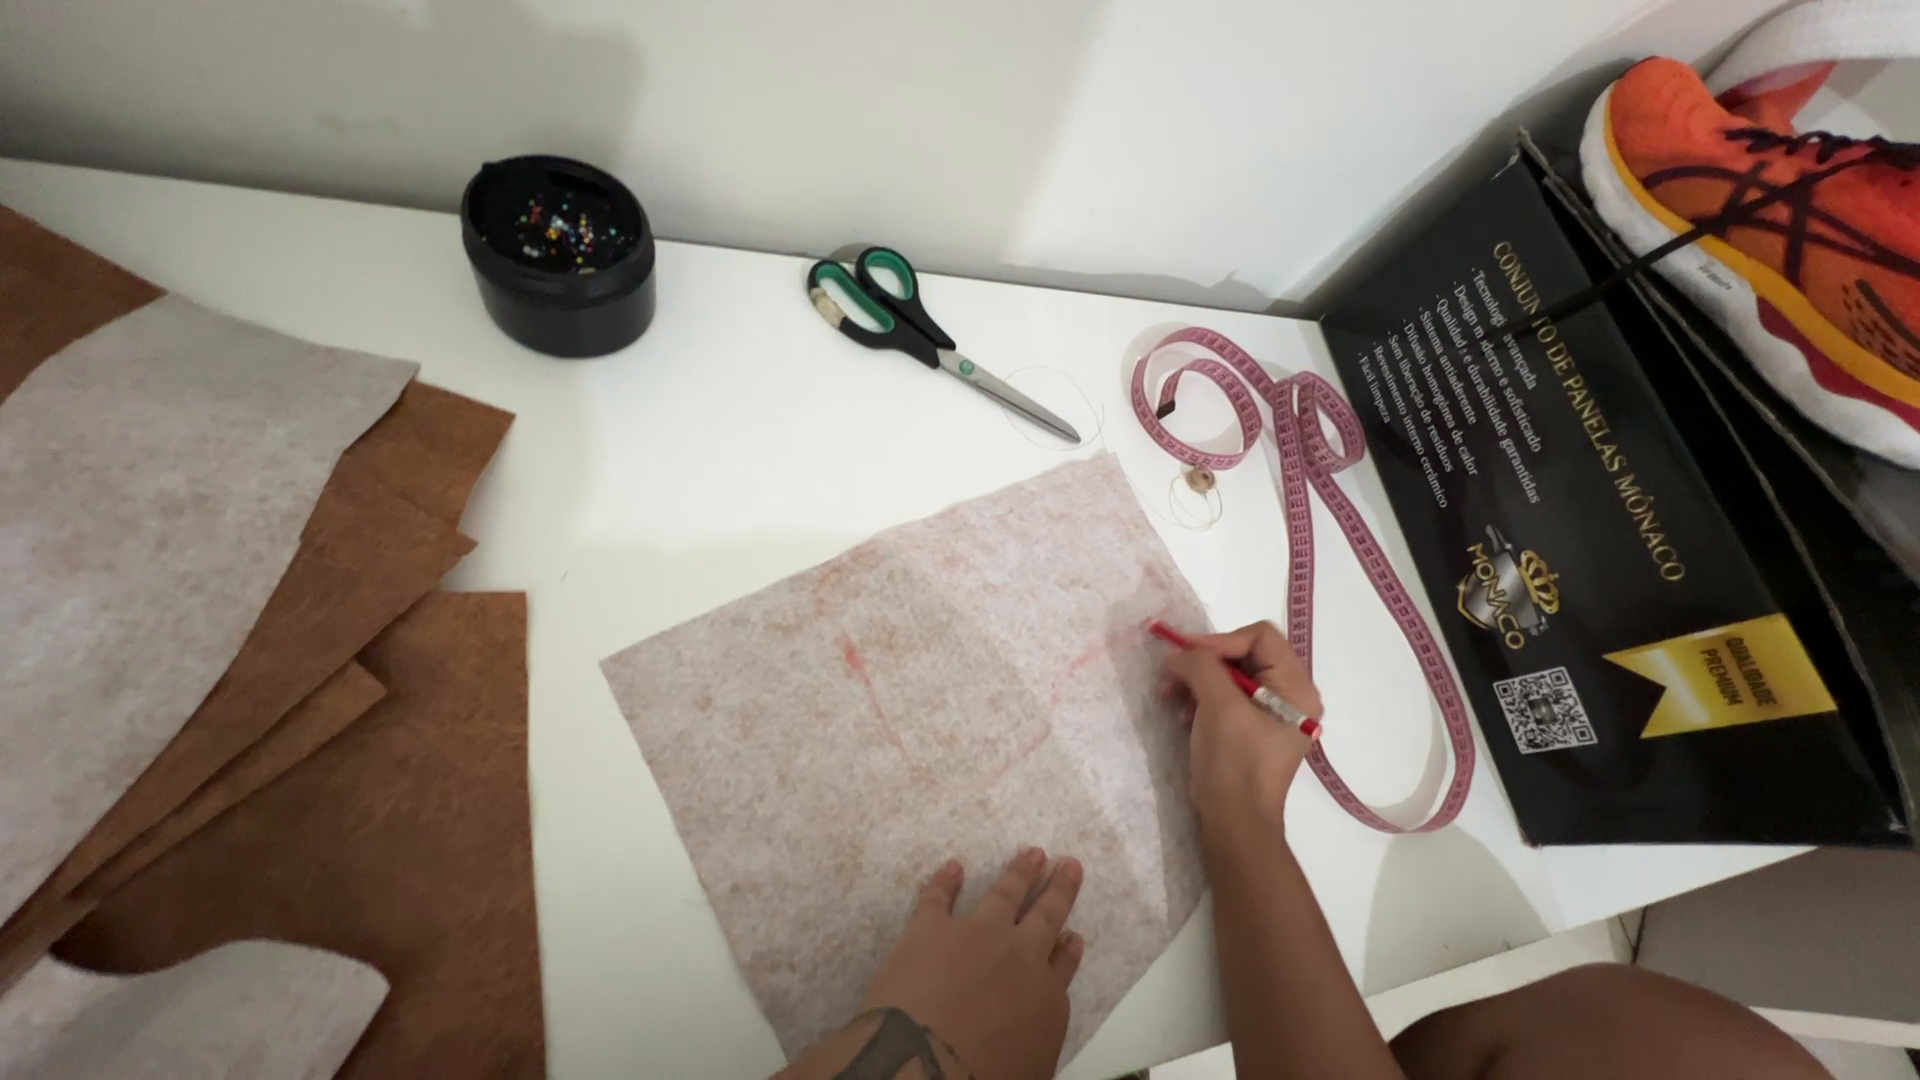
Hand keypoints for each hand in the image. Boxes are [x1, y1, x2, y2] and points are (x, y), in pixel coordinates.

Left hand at [853, 849, 1084, 1079]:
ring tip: (1032, 852)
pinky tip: (952, 866)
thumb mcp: (1032, 1069)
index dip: (1068, 946)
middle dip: (1059, 889)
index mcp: (1044, 997)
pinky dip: (945, 880)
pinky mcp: (931, 927)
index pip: (1062, 963)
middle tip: (1069, 863)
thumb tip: (1038, 1027)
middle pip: (1045, 915)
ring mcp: (975, 933)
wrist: (925, 1065)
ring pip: (1004, 892)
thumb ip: (1038, 1040)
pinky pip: (939, 896)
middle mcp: (1018, 955)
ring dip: (1019, 872)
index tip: (1074, 932)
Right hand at [1162, 621, 1321, 833]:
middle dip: (1203, 662)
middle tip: (1170, 675)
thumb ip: (1201, 666)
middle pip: (1243, 653)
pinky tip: (1183, 715)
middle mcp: (1290, 695)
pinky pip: (1226, 697)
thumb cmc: (1234, 763)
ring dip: (1197, 681)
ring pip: (1229, 674)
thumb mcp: (1218, 707)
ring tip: (1170, 697)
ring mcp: (1271, 713)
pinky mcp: (1252, 728)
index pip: (1260, 637)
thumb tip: (1179, 652)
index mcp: (1296, 688)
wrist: (1234, 823)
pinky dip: (1201, 699)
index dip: (1219, 640)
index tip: (1184, 655)